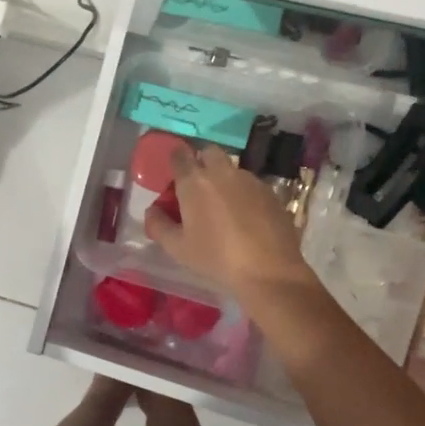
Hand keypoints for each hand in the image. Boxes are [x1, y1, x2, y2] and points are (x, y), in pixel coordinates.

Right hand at [144, 144, 321, 301]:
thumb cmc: (216, 258)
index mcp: (195, 182)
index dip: (175, 162)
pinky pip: (251, 185)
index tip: (174, 179)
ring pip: (232, 169)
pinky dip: (244, 194)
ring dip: (224, 179)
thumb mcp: (177, 248)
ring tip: (224, 208)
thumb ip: (158, 225)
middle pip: (209, 152)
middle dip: (201, 162)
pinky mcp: (272, 193)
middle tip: (198, 189)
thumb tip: (152, 210)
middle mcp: (222, 173)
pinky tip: (246, 219)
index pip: (179, 154)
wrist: (269, 272)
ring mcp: (250, 181)